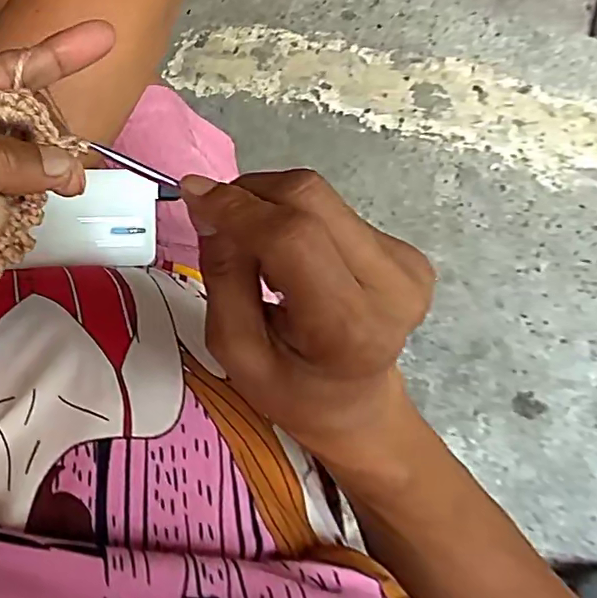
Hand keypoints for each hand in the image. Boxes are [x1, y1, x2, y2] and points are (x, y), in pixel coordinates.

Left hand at [0, 21, 114, 372]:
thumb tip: (63, 163)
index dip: (50, 56)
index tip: (101, 39)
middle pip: (23, 119)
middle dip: (47, 138)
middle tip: (67, 166)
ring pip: (32, 164)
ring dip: (39, 184)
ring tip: (37, 204)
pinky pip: (26, 203)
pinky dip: (25, 216)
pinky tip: (0, 235)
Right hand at [182, 170, 435, 472]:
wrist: (353, 402)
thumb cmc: (289, 387)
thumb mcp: (233, 347)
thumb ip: (222, 275)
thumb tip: (209, 210)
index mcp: (347, 324)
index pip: (291, 237)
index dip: (236, 207)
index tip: (193, 194)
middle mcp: (390, 285)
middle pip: (307, 198)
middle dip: (247, 195)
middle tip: (214, 219)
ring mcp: (403, 262)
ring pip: (315, 195)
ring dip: (265, 205)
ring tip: (248, 246)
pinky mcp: (400, 248)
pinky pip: (326, 207)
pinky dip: (287, 216)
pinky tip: (281, 253)